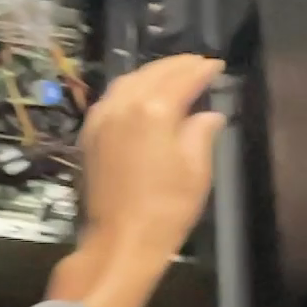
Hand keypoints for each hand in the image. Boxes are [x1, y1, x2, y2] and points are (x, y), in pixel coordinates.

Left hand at [46, 54, 226, 306]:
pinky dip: (131, 88)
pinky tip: (142, 95)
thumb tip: (210, 114)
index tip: (217, 65)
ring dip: (152, 73)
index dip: (202, 70)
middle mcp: (124, 105)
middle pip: (153, 73)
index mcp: (154, 111)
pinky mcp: (90, 134)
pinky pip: (112, 97)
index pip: (183, 78)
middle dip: (178, 66)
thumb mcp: (196, 171)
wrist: (121, 241)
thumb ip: (201, 133)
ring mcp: (102, 118)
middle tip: (198, 64)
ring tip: (173, 75)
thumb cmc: (166, 209)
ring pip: (128, 81)